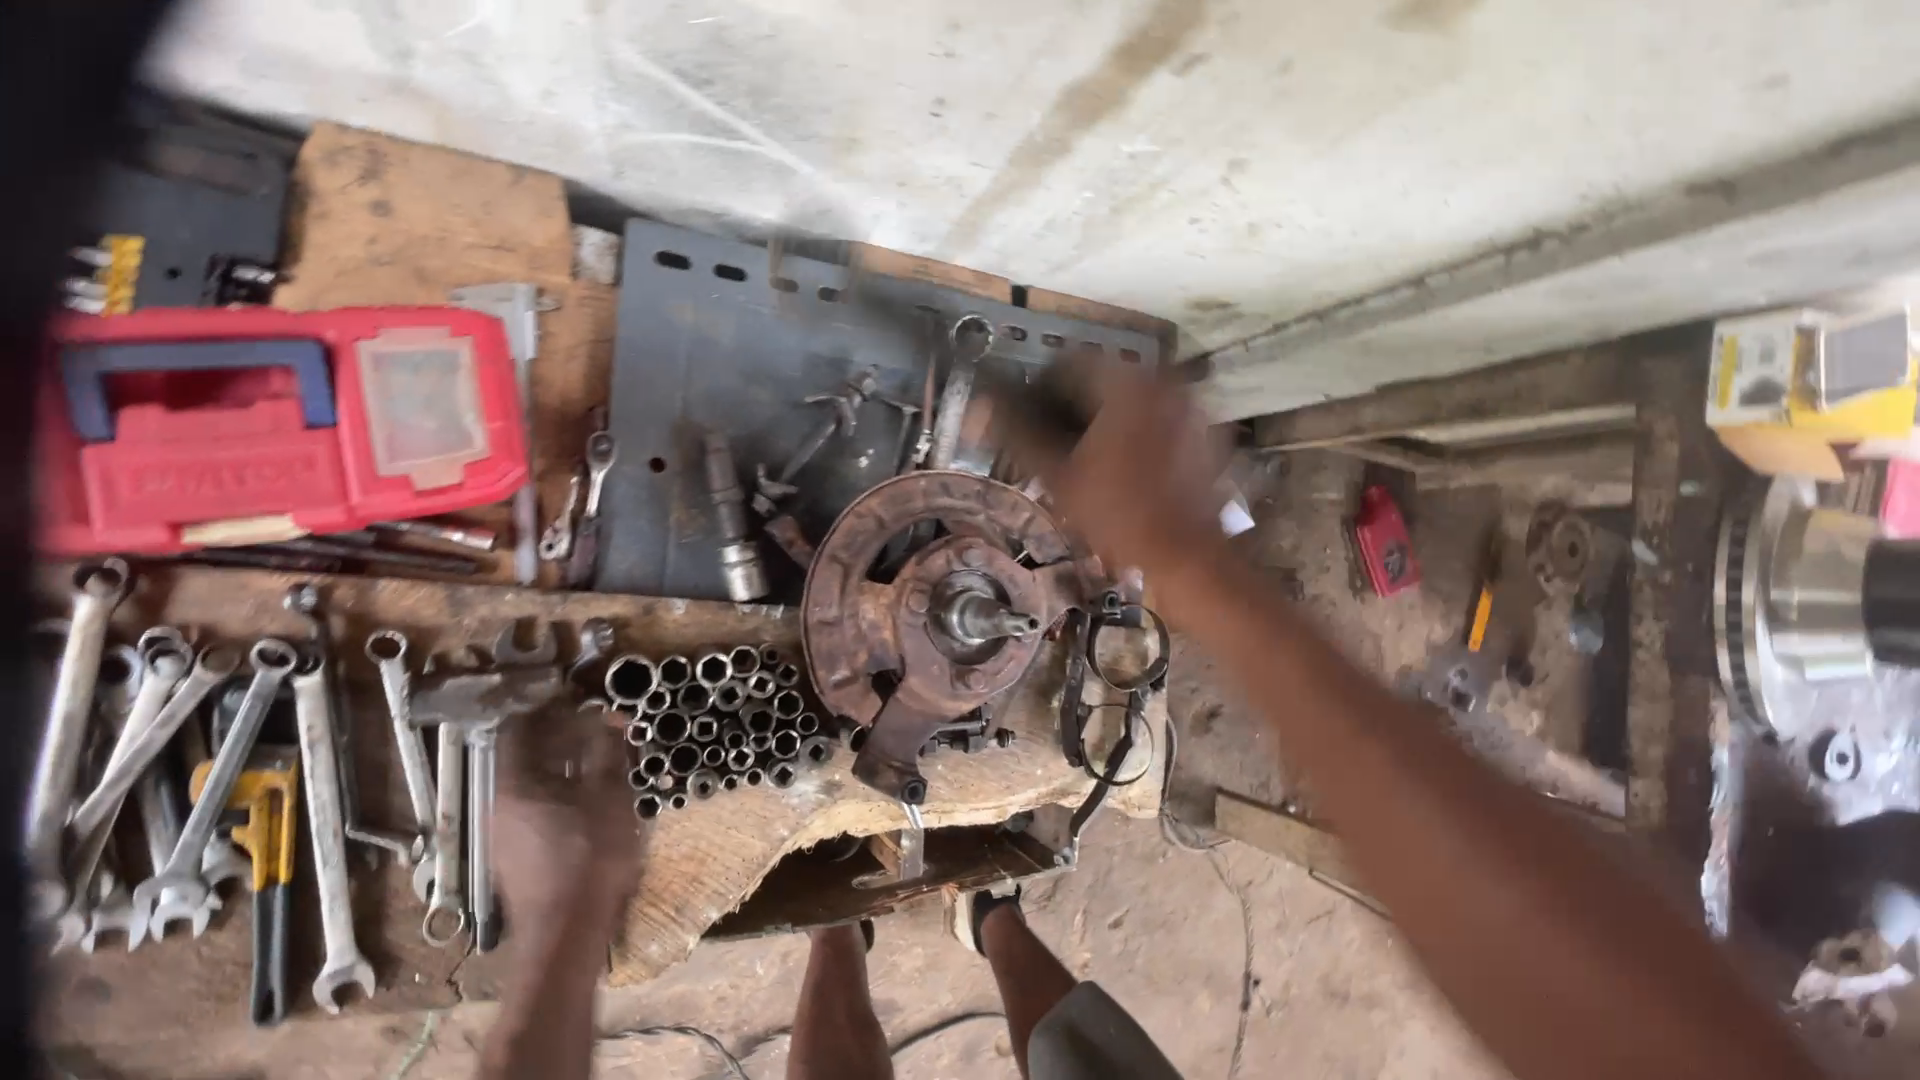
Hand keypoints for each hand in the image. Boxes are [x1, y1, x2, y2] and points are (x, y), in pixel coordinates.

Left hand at [493, 703, 646, 933]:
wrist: (568, 932)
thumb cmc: (589, 856)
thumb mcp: (608, 795)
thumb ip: (607, 752)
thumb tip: (611, 718)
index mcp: (514, 784)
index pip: (519, 727)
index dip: (548, 707)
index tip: (579, 698)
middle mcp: (498, 804)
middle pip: (526, 755)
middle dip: (562, 736)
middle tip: (599, 727)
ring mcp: (504, 834)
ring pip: (533, 783)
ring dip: (564, 765)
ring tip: (601, 760)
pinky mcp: (517, 856)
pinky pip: (536, 808)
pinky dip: (561, 792)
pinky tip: (591, 800)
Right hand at [1026, 359, 1231, 596]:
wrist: (1187, 554)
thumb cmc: (1118, 514)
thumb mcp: (1058, 474)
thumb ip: (1017, 432)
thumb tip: (980, 404)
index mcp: (1126, 382)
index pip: (1067, 364)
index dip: (1037, 391)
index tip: (1024, 421)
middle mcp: (1163, 381)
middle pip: (1100, 381)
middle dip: (1069, 408)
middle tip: (1048, 443)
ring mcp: (1189, 406)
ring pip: (1129, 401)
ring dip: (1099, 421)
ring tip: (1080, 458)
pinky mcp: (1203, 433)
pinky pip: (1155, 420)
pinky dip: (1131, 433)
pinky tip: (1117, 468)